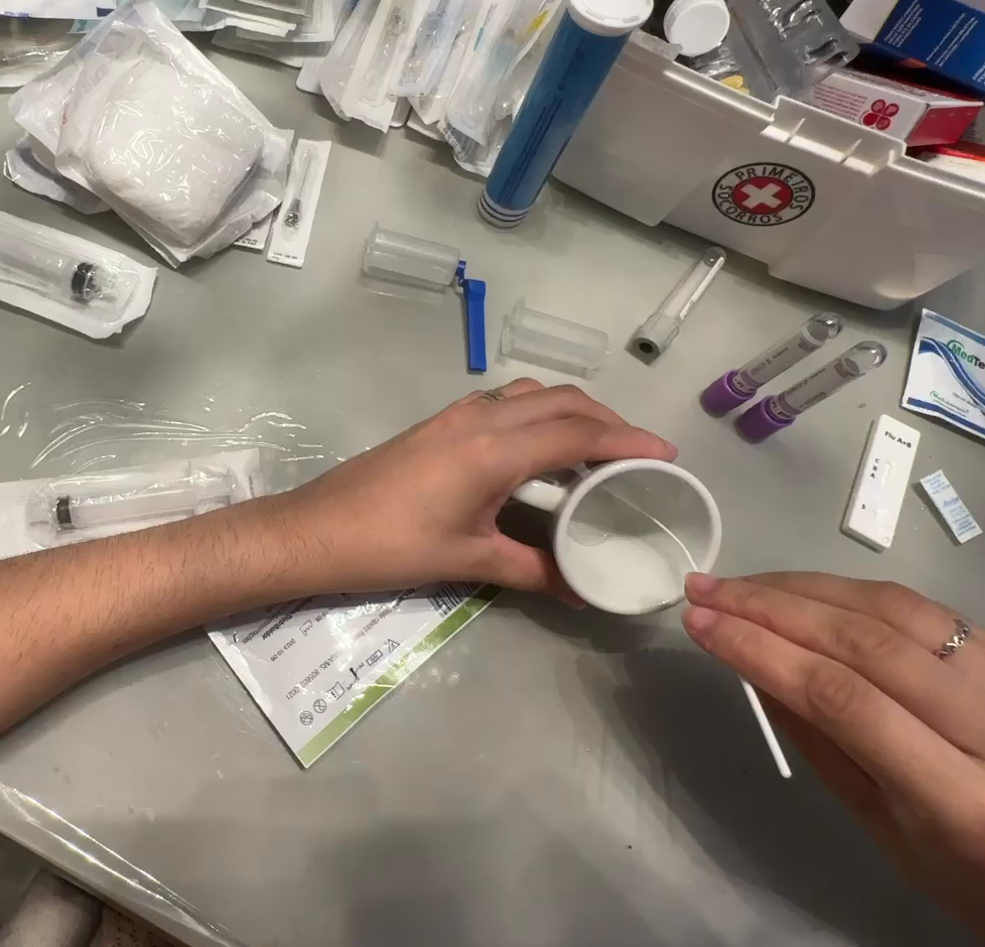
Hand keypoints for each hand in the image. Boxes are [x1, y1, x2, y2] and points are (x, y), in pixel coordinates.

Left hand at [271, 379, 674, 599]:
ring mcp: (454, 416)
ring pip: (528, 395)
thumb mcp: (468, 560)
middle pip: (559, 401)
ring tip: (592, 450)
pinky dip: (535, 415)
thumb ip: (532, 570)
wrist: (319, 529)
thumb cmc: (392, 545)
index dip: (627, 440)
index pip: (577, 434)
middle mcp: (479, 419)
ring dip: (568, 412)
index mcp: (494, 449)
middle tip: (634, 455)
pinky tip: (537, 452)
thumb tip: (581, 589)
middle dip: (605, 420)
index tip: (666, 455)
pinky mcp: (436, 424)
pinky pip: (501, 404)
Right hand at [682, 572, 984, 946]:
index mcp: (974, 809)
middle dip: (773, 607)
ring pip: (902, 613)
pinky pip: (934, 614)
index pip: (846, 700)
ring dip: (807, 588)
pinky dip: (856, 595)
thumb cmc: (952, 866)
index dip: (761, 649)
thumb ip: (810, 726)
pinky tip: (808, 592)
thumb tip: (741, 648)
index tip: (698, 620)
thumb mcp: (868, 812)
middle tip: (708, 589)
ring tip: (745, 583)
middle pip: (872, 646)